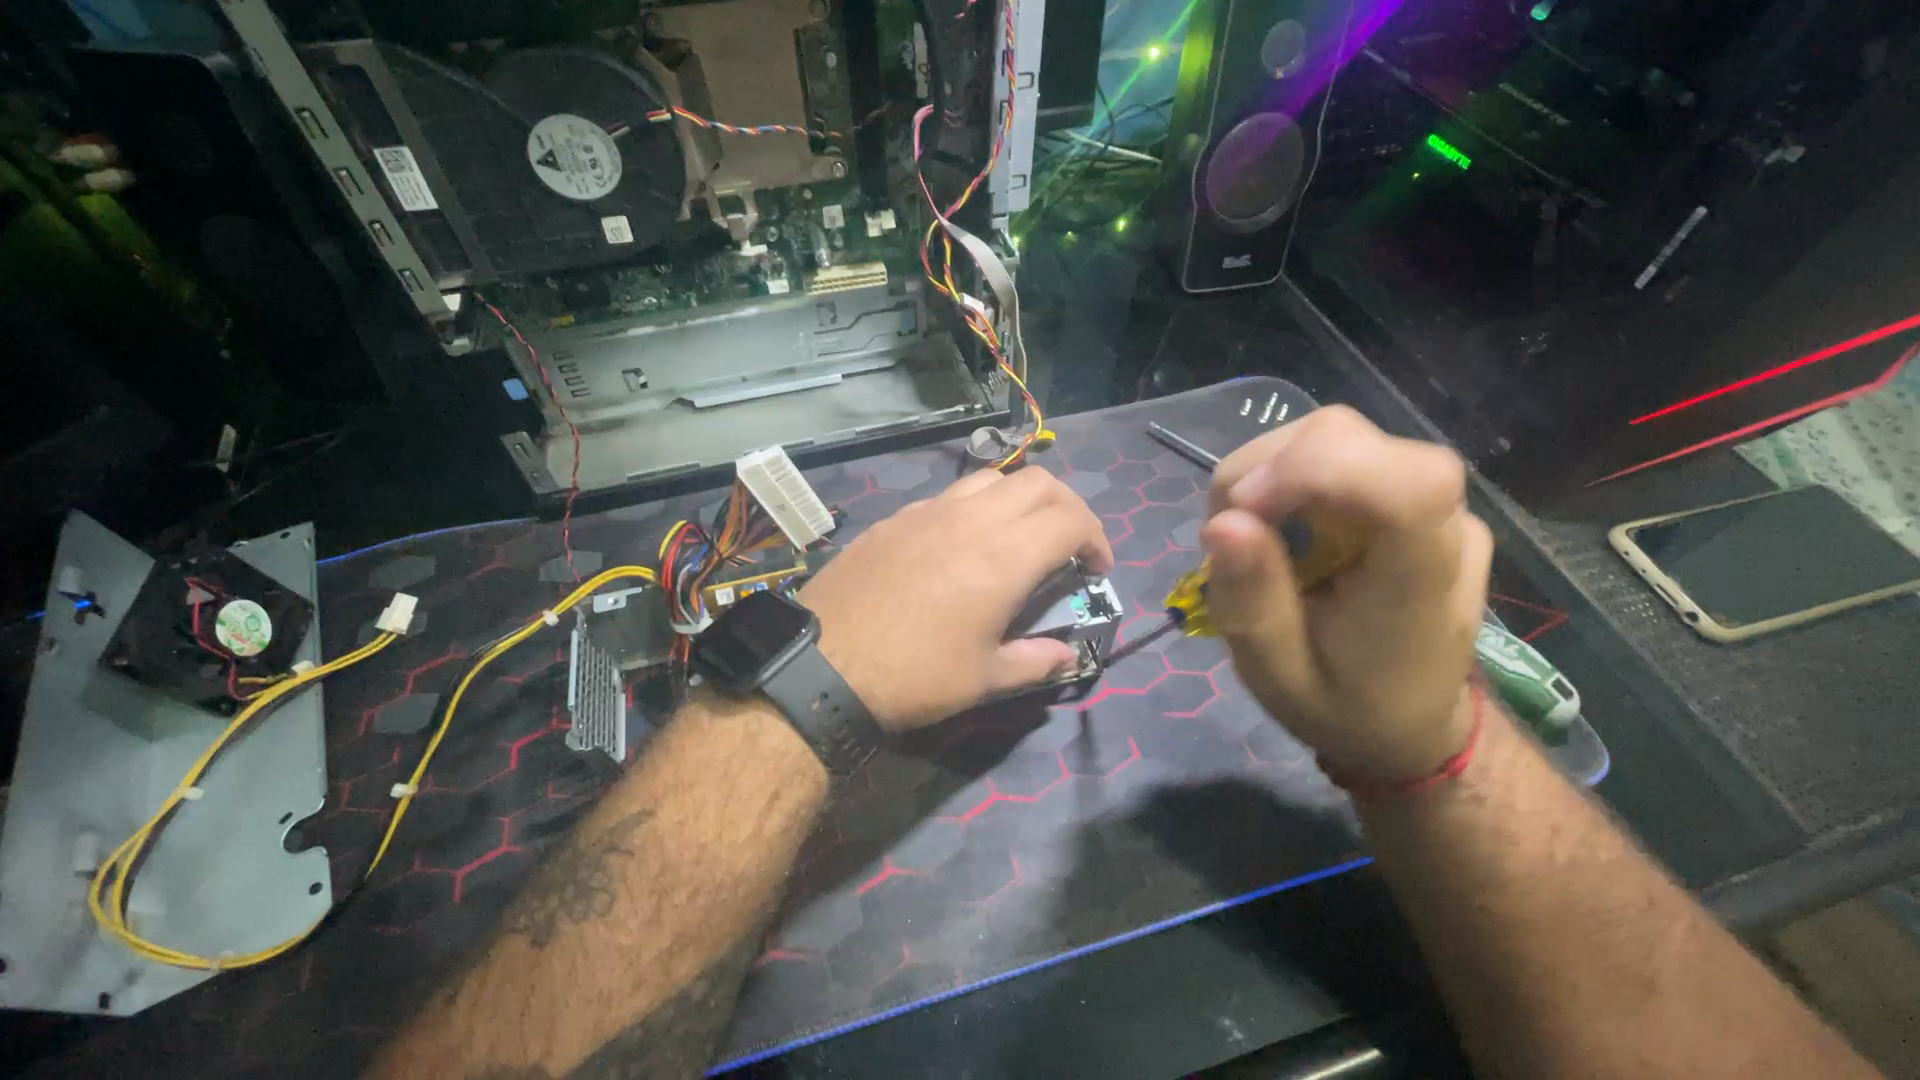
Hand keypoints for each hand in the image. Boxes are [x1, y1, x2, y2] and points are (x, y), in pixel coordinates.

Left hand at [799, 468, 1113, 731]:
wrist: (823, 665)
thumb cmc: (913, 677)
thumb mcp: (984, 680)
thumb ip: (1035, 662)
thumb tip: (1066, 657)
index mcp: (1003, 557)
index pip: (1071, 520)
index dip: (1097, 538)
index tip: (1097, 568)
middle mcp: (970, 520)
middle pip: (1038, 482)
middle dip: (1067, 507)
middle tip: (1069, 545)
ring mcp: (928, 512)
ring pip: (992, 478)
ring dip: (1020, 499)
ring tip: (1018, 537)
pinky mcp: (896, 519)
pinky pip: (949, 495)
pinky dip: (975, 508)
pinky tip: (962, 546)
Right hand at [1201, 406, 1492, 782]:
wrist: (1412, 722)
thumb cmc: (1345, 707)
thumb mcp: (1279, 678)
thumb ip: (1253, 605)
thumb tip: (1221, 522)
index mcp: (1422, 581)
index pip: (1408, 483)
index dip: (1314, 470)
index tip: (1244, 510)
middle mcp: (1443, 521)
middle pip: (1347, 440)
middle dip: (1263, 474)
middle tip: (1228, 539)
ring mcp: (1431, 501)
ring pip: (1333, 435)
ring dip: (1267, 475)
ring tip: (1252, 542)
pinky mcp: (1408, 490)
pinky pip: (1337, 452)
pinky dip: (1284, 478)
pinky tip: (1279, 531)